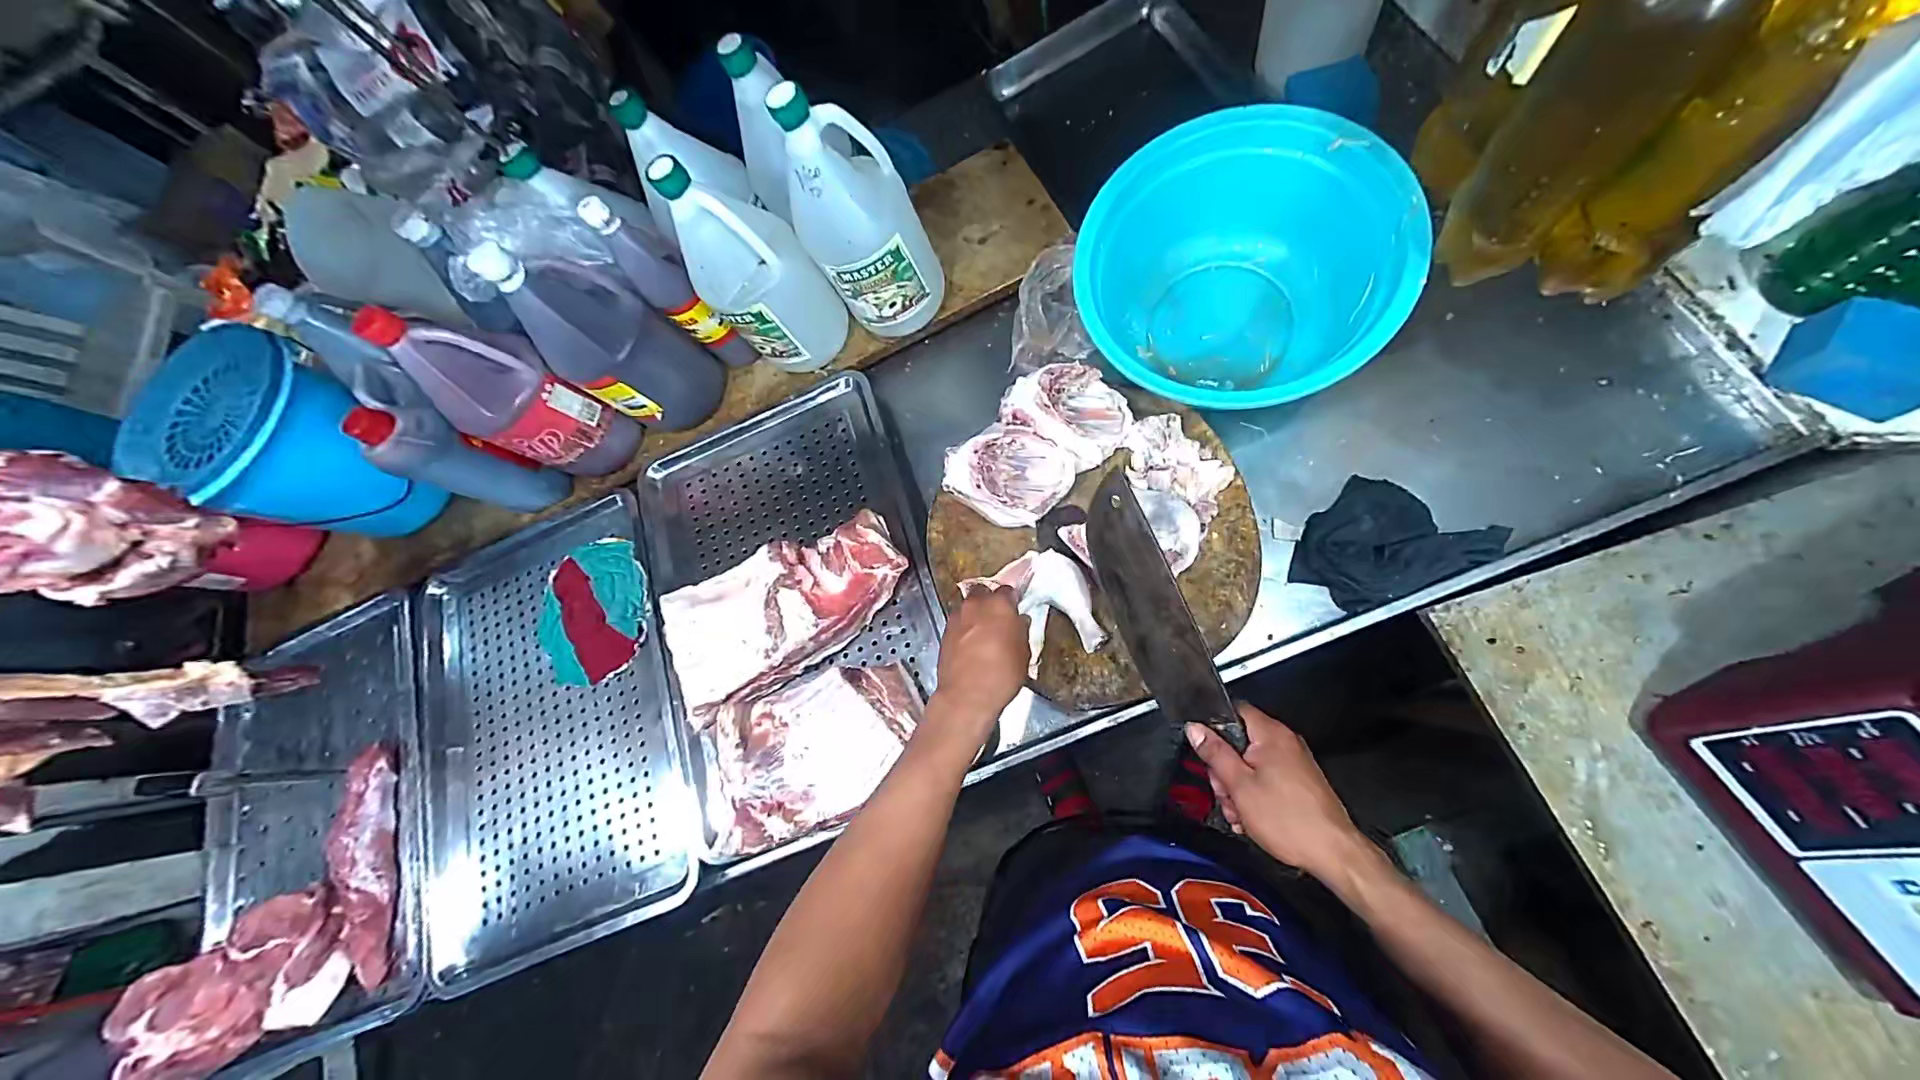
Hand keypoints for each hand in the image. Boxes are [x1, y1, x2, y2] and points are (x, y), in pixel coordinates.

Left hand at [930, 586, 1027, 732]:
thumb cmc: (1001, 675)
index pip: (1008, 591)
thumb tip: (1019, 623)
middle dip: (991, 602)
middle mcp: (975, 605)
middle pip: (983, 593)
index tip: (1016, 609)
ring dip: (976, 615)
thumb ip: (1021, 632)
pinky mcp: (945, 633)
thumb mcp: (1023, 654)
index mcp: (999, 605)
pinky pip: (958, 623)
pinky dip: (965, 629)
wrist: (967, 696)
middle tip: (1000, 618)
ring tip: (985, 634)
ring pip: (968, 607)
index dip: (1013, 600)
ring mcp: (957, 618)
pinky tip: (972, 645)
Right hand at [1184, 704, 1373, 882]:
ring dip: (1238, 787)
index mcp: (1271, 735)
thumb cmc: (1290, 820)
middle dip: (1225, 769)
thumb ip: (1214, 753)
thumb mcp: (1238, 785)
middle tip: (1226, 791)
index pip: (1233, 710)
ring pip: (1250, 764)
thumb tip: (1196, 730)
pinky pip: (1266, 779)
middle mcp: (1286, 743)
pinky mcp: (1299, 782)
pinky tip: (1252, 816)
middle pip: (1239, 742)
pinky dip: (1255, 794)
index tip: (1206, 750)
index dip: (1213, 728)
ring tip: (1240, 811)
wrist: (1332, 853)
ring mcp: (1294, 763)